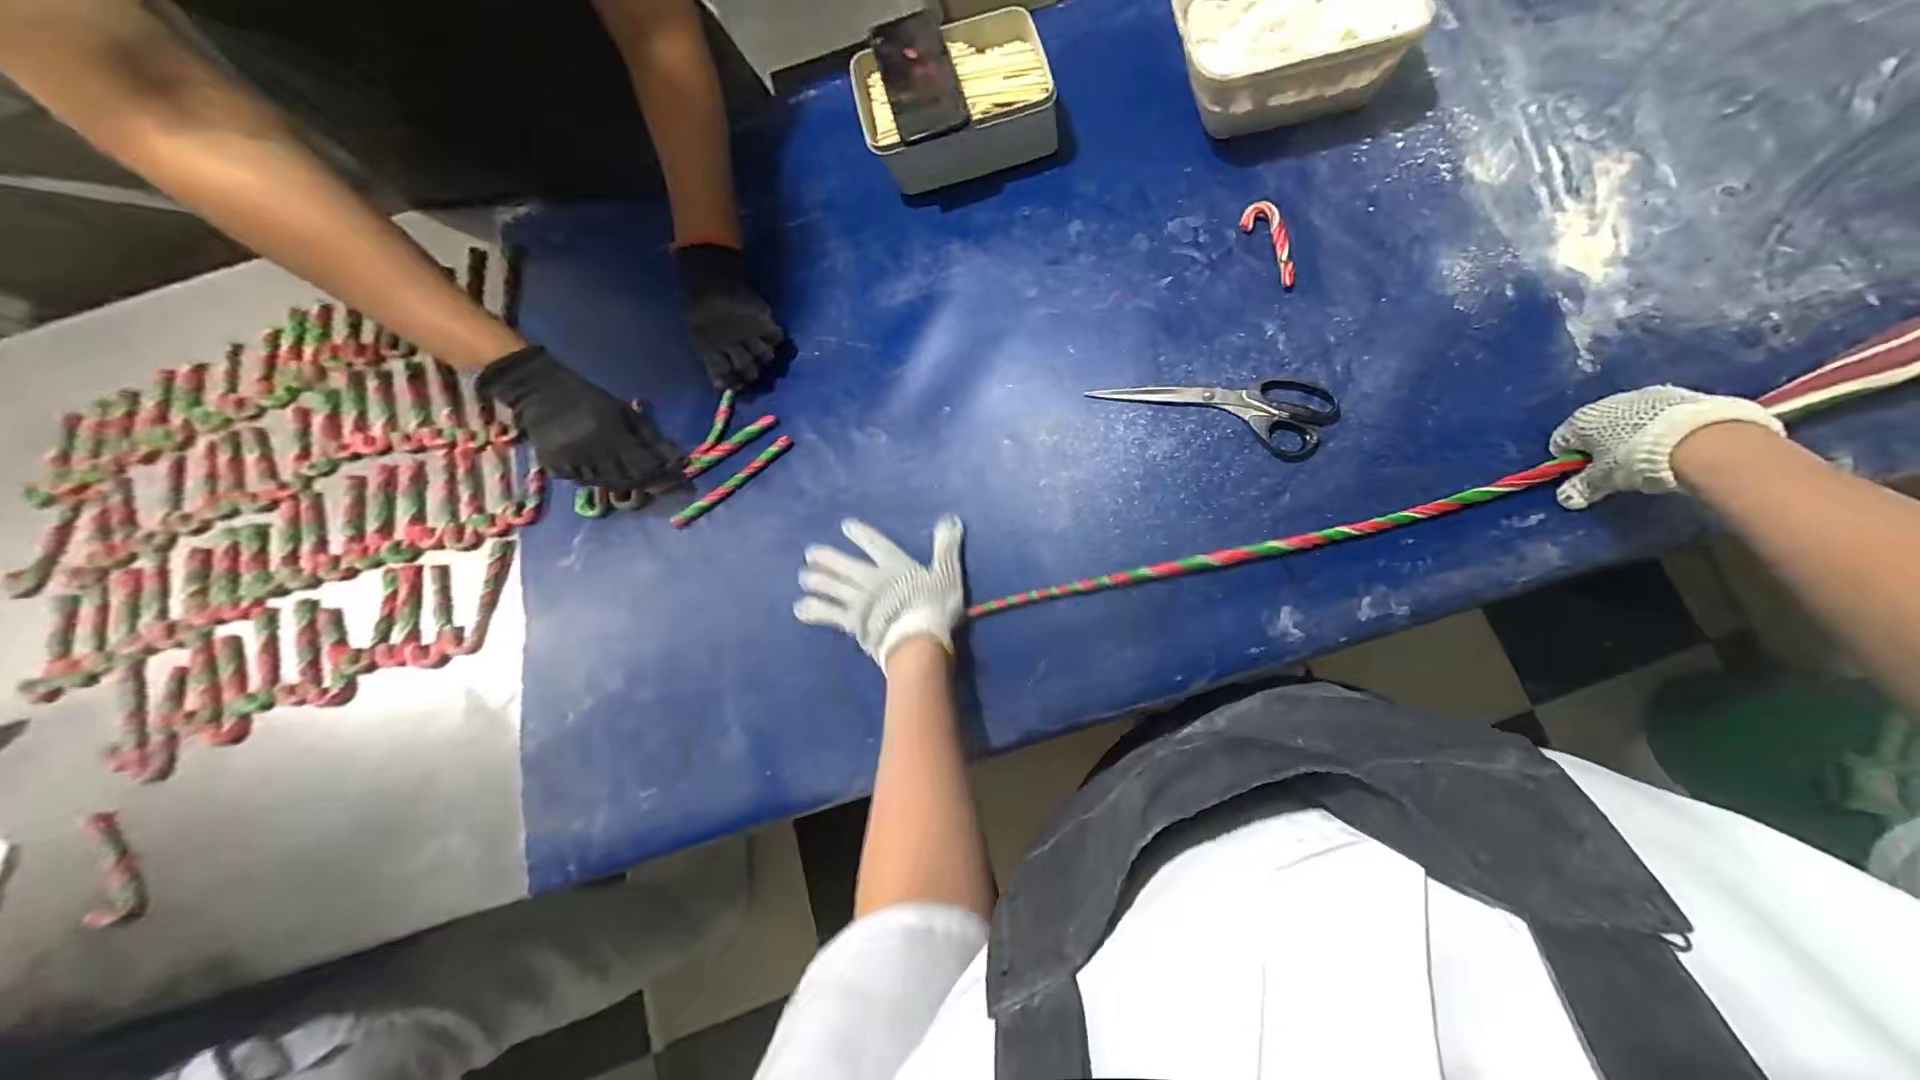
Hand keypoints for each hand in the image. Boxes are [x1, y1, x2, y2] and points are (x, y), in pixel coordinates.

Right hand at [476, 346, 685, 489]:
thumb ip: (648, 437)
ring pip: (609, 484)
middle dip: (649, 482)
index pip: (644, 465)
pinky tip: (610, 472)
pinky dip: (602, 480)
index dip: (664, 473)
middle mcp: (591, 451)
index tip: (679, 475)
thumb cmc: (588, 398)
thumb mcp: (623, 412)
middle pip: (629, 479)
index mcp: (610, 434)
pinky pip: (587, 482)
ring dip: (627, 483)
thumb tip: (676, 458)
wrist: (539, 392)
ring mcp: (572, 462)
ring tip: (639, 477)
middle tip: (663, 481)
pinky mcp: (557, 468)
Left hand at [674, 244, 786, 388]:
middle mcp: (729, 343)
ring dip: (766, 359)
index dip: (733, 384)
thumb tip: (722, 380)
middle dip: (752, 375)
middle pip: (748, 369)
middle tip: (755, 375)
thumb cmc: (699, 304)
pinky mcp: (761, 320)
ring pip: (764, 356)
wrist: (709, 275)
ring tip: (766, 356)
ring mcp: (747, 332)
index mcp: (709, 347)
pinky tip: (773, 338)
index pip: (724, 375)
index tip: (738, 387)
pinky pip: (776, 337)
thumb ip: (710, 354)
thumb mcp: (696, 332)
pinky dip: (776, 340)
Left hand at [794, 516, 965, 665]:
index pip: (876, 545)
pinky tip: (800, 609)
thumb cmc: (935, 606)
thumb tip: (950, 519)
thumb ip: (946, 547)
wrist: (917, 639)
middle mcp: (872, 580)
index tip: (846, 526)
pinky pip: (828, 615)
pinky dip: (814, 611)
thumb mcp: (947, 573)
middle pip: (844, 566)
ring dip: (817, 581)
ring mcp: (859, 602)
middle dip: (827, 559)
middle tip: (810, 554)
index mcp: (895, 566)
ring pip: (832, 587)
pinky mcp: (853, 623)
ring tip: (803, 577)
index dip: (862, 535)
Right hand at [1549, 385, 1784, 508]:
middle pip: (1594, 427)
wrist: (1705, 440)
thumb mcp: (1605, 480)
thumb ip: (1582, 488)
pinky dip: (1658, 426)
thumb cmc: (1637, 460)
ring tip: (1649, 453)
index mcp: (1580, 421)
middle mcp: (1607, 402)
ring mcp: (1645, 395)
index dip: (1570, 460)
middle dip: (1600, 445)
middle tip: (1616, 465)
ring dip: (1630, 433)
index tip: (1585, 474)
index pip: (1561, 442)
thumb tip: (1566, 499)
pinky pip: (1659, 413)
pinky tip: (1672, 441)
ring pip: (1627, 418)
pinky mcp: (1681, 394)